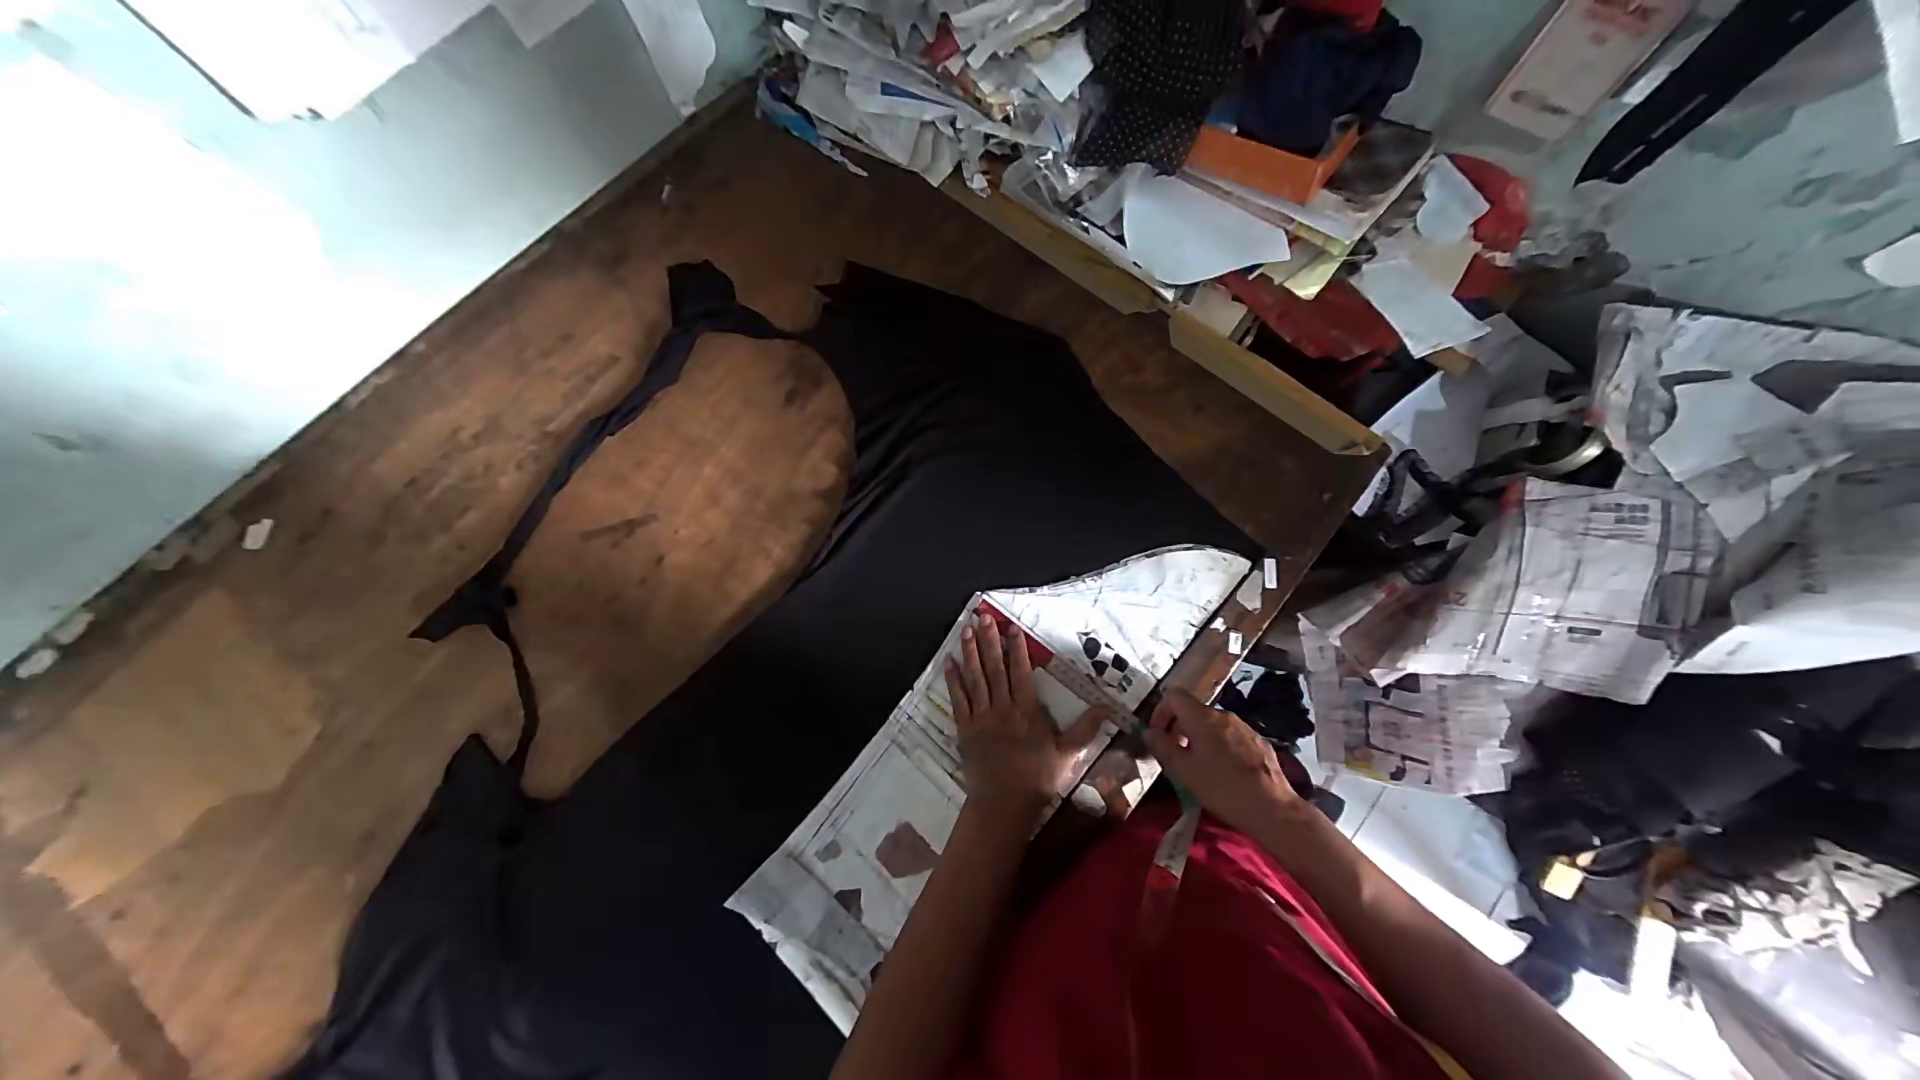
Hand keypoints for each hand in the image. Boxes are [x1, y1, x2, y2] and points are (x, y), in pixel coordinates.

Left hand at [945, 611, 1107, 819]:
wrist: (1004, 804)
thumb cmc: (1038, 779)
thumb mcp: (1068, 754)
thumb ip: (1086, 728)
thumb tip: (1108, 707)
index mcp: (1027, 711)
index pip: (1020, 672)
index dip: (1015, 648)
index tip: (1011, 628)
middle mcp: (1002, 708)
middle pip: (995, 668)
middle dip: (989, 640)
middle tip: (983, 617)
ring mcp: (981, 717)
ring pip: (975, 678)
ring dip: (970, 652)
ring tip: (966, 630)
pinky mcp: (964, 729)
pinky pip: (957, 699)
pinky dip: (953, 680)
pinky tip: (949, 662)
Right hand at [1143, 689, 1302, 833]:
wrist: (1272, 808)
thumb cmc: (1221, 788)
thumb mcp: (1183, 771)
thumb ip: (1162, 747)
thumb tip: (1149, 732)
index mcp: (1203, 717)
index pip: (1175, 695)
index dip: (1161, 710)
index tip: (1157, 733)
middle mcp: (1224, 715)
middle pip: (1194, 710)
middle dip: (1179, 727)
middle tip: (1174, 753)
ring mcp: (1245, 727)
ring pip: (1213, 724)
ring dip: (1199, 737)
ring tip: (1198, 764)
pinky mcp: (1259, 742)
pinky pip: (1231, 735)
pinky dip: (1219, 745)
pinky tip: (1223, 770)